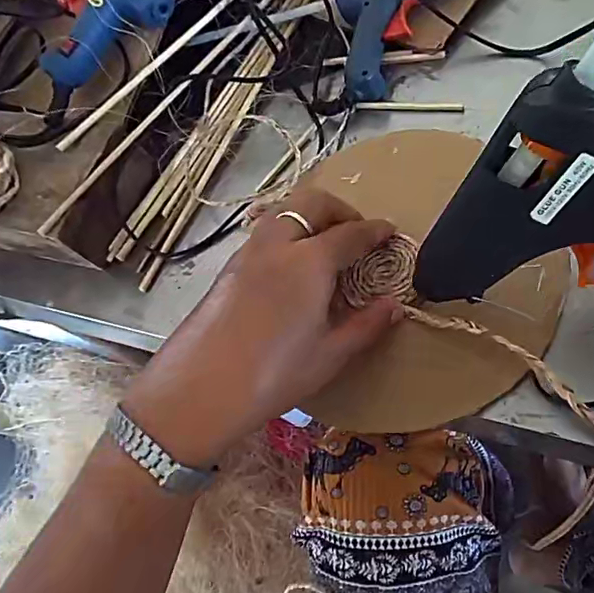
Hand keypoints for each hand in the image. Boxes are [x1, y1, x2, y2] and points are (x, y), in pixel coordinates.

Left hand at [121, 189, 402, 466]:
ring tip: (323, 247)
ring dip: (307, 217)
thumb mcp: (330, 355)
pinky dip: (284, 236)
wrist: (201, 390)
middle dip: (339, 209)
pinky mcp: (226, 270)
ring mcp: (246, 254)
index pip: (350, 233)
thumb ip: (366, 325)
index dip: (374, 230)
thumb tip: (393, 306)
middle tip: (356, 232)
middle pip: (311, 202)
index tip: (389, 232)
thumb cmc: (274, 375)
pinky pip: (262, 236)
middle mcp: (276, 245)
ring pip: (281, 213)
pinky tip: (289, 271)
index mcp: (309, 261)